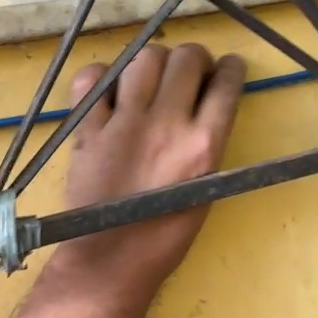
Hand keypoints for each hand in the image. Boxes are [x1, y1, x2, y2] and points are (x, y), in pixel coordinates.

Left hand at [44, 43, 244, 307]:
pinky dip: (102, 76)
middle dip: (194, 59)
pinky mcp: (88, 128)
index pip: (226, 82)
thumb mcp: (205, 190)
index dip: (229, 68)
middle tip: (188, 74)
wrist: (110, 260)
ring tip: (150, 79)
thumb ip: (207, 144)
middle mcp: (167, 124)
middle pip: (187, 58)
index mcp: (203, 145)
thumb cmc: (165, 236)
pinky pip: (93, 78)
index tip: (225, 70)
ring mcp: (124, 123)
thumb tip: (206, 107)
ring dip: (153, 62)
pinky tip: (110, 91)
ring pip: (144, 58)